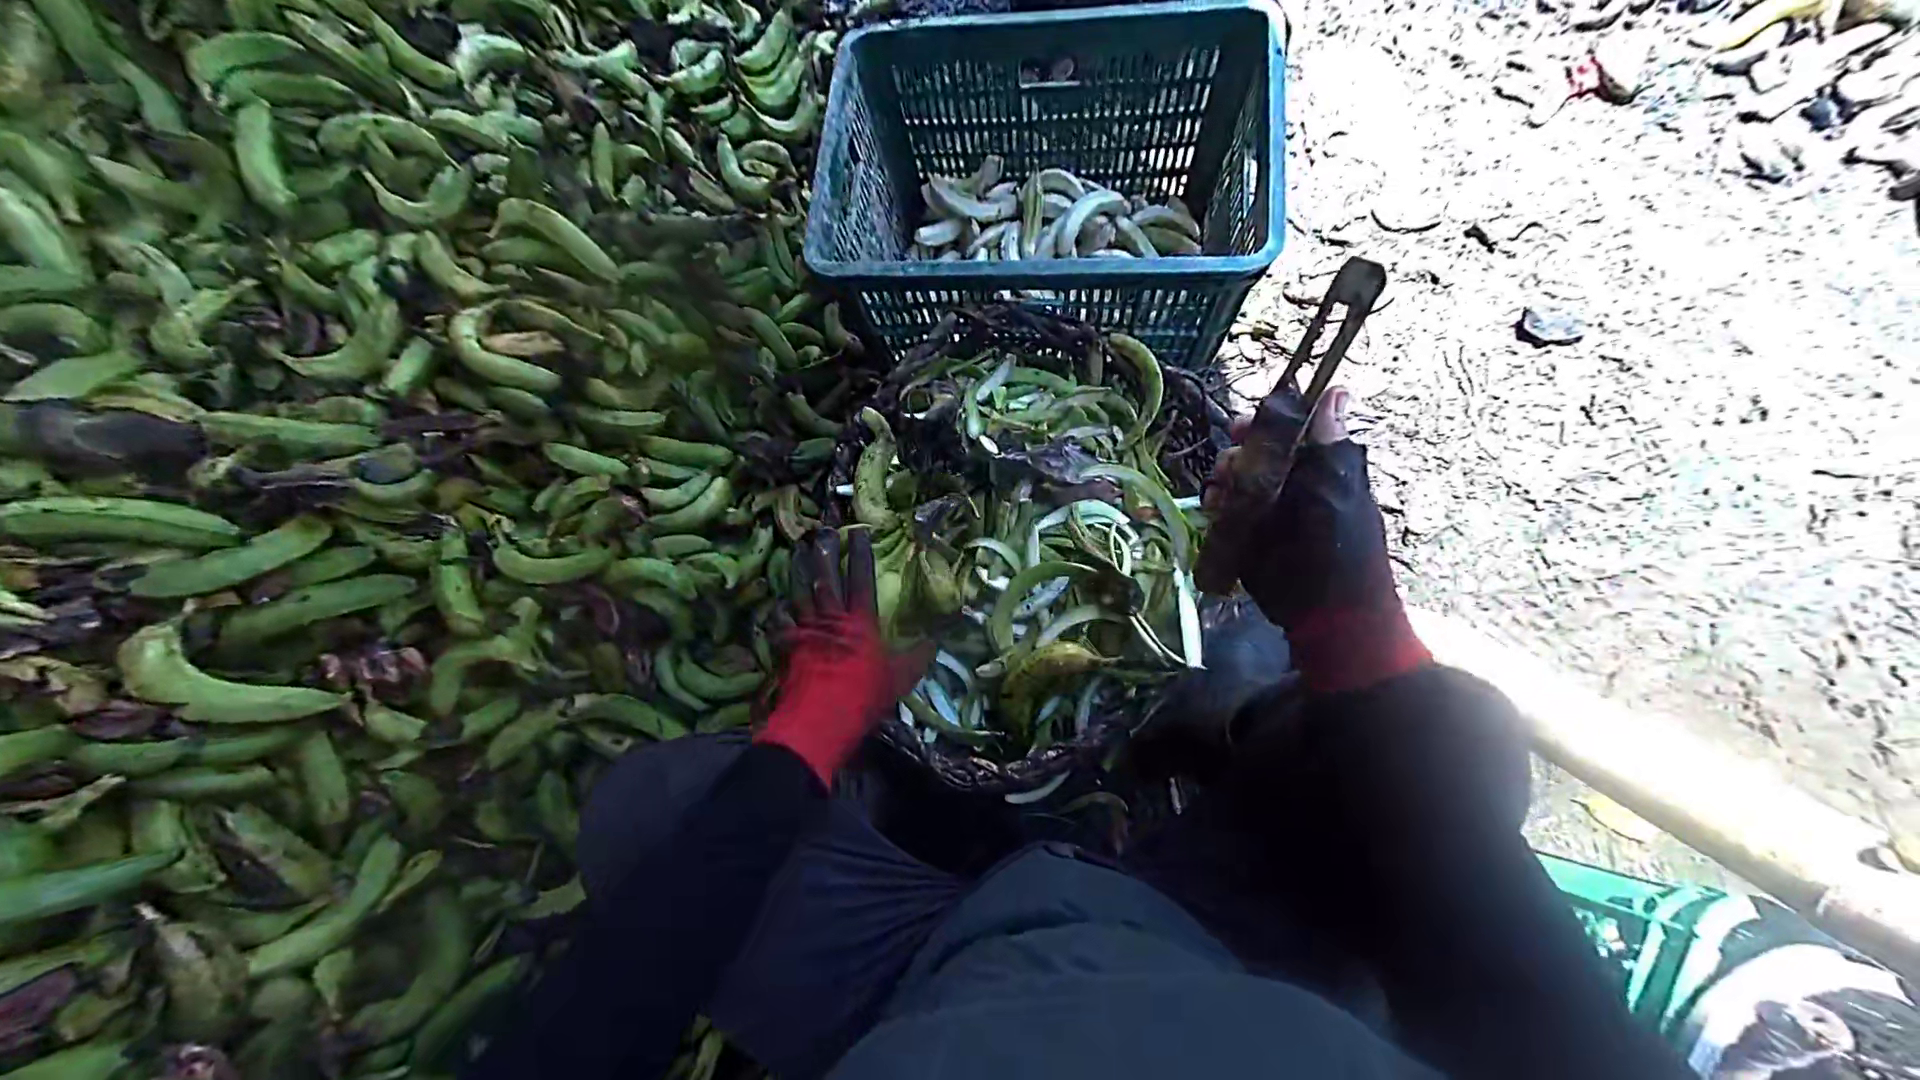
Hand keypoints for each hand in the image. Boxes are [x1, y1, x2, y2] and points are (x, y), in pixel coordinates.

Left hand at [755, 528, 930, 785]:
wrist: (820, 721)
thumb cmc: (864, 698)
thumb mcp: (899, 679)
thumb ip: (916, 658)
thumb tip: (935, 642)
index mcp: (860, 622)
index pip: (861, 578)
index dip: (860, 554)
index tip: (858, 532)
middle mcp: (831, 618)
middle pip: (826, 577)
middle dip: (824, 552)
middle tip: (821, 531)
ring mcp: (806, 630)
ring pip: (800, 592)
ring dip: (798, 570)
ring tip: (797, 551)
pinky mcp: (787, 646)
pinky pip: (780, 621)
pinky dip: (779, 610)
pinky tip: (779, 603)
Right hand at [1203, 388, 1428, 692]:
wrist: (1326, 614)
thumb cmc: (1341, 550)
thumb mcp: (1339, 493)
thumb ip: (1330, 448)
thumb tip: (1337, 390)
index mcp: (1317, 467)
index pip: (1286, 430)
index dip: (1262, 424)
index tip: (1242, 428)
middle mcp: (1289, 483)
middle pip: (1251, 453)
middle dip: (1235, 455)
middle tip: (1228, 468)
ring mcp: (1265, 510)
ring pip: (1232, 480)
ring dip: (1221, 481)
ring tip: (1219, 495)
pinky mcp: (1245, 534)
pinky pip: (1221, 510)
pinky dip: (1214, 508)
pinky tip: (1214, 512)